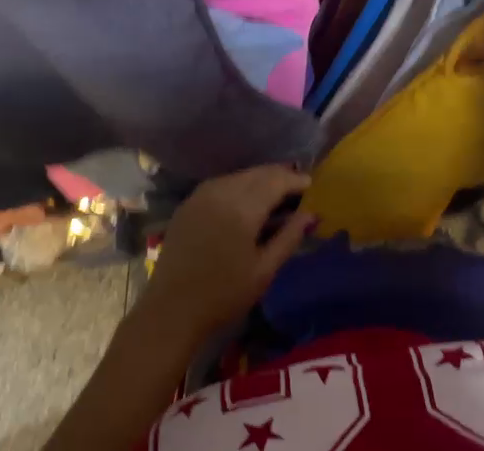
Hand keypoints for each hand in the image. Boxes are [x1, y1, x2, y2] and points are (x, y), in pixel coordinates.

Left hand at [136, 165, 314, 342]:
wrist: (172, 309)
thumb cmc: (224, 295)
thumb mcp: (264, 270)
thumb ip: (289, 237)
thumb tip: (311, 214)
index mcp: (242, 208)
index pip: (277, 180)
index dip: (296, 180)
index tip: (312, 186)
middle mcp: (221, 191)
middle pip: (258, 173)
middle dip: (280, 176)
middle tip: (298, 189)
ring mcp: (201, 195)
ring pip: (239, 176)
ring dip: (260, 179)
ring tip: (275, 194)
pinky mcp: (189, 203)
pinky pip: (221, 183)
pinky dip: (240, 185)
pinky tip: (246, 201)